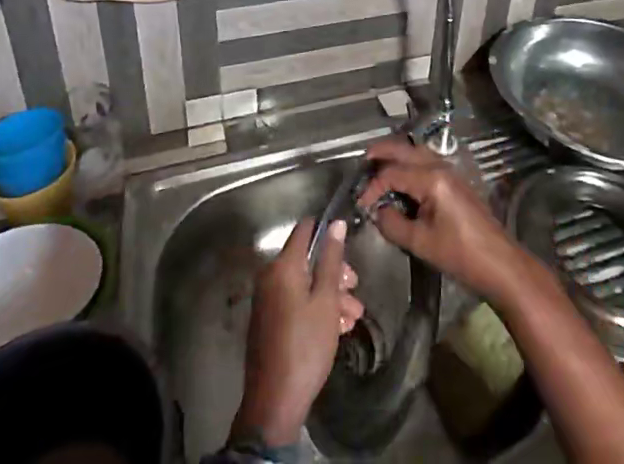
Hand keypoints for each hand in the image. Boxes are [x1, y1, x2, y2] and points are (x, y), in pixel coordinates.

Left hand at [232, 217, 364, 446]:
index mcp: (282, 266)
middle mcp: (270, 275)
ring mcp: (268, 298)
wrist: (275, 400)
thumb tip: (336, 224)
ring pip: (305, 283)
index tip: (350, 245)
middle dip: (335, 272)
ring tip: (352, 318)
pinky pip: (296, 300)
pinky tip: (338, 328)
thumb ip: (331, 260)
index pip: (305, 229)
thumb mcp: (326, 301)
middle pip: (307, 259)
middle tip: (355, 290)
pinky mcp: (270, 318)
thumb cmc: (305, 346)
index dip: (328, 231)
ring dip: (331, 295)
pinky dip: (316, 307)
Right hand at [356, 137, 542, 304]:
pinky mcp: (456, 182)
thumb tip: (378, 211)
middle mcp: (441, 167)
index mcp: (431, 179)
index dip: (373, 187)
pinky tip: (402, 178)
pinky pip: (427, 162)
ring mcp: (451, 172)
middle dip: (382, 153)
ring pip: (417, 152)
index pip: (392, 173)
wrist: (501, 264)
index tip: (361, 204)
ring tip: (378, 166)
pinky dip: (410, 163)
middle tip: (363, 162)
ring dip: (397, 155)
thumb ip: (392, 223)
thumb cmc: (460, 254)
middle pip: (405, 149)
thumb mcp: (419, 242)